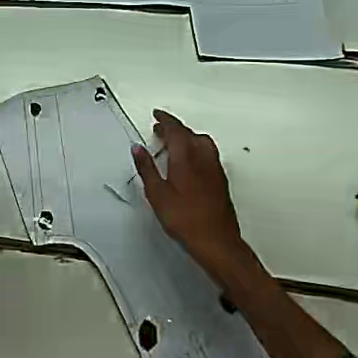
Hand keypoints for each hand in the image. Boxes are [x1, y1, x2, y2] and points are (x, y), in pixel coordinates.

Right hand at [132, 110, 241, 264]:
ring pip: (201, 142)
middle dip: (174, 128)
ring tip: (173, 142)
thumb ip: (146, 168)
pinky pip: (207, 153)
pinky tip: (188, 160)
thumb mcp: (156, 193)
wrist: (216, 241)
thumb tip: (138, 150)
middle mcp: (203, 157)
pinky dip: (196, 148)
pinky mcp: (220, 179)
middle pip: (189, 133)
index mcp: (185, 156)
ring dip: (187, 137)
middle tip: (161, 127)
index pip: (175, 129)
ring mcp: (214, 168)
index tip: (157, 115)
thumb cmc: (187, 220)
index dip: (165, 119)